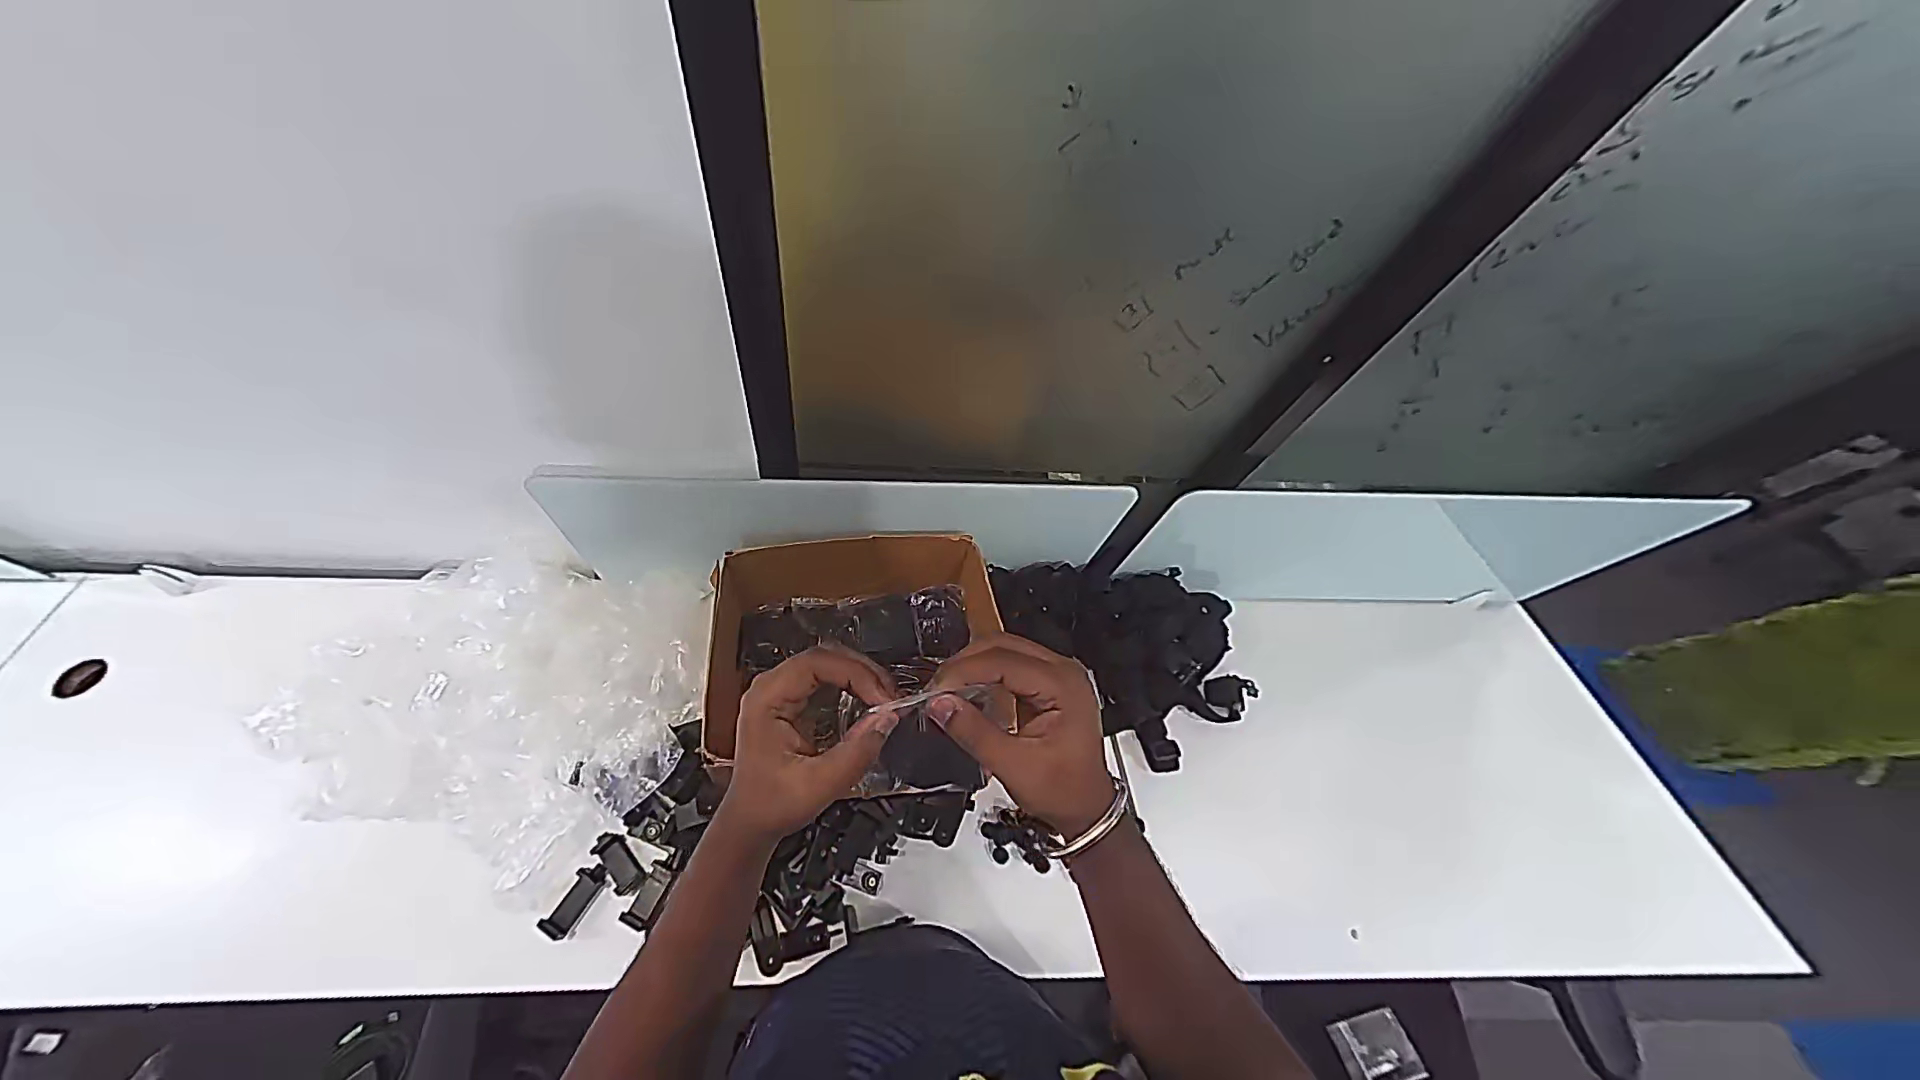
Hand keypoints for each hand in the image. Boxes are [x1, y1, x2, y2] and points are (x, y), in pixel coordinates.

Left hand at [717, 645, 899, 843]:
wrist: (751, 821)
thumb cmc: (770, 805)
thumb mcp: (818, 785)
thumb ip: (856, 753)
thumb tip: (886, 720)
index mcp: (766, 699)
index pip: (817, 663)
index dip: (856, 674)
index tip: (882, 697)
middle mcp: (771, 688)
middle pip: (826, 656)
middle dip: (864, 672)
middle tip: (890, 696)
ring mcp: (782, 691)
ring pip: (830, 663)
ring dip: (862, 676)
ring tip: (884, 699)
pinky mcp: (794, 700)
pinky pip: (829, 679)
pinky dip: (854, 685)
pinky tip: (870, 701)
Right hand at [928, 634, 1115, 836]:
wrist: (1086, 807)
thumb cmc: (1065, 790)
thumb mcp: (1014, 766)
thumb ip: (974, 732)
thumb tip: (941, 705)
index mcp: (1063, 685)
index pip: (1002, 660)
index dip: (963, 671)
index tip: (937, 689)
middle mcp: (1062, 672)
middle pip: (1001, 646)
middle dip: (964, 664)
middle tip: (937, 689)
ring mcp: (1055, 675)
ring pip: (1002, 650)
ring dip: (971, 667)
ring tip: (947, 691)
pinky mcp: (1045, 683)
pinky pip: (1008, 665)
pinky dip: (983, 675)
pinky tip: (966, 693)